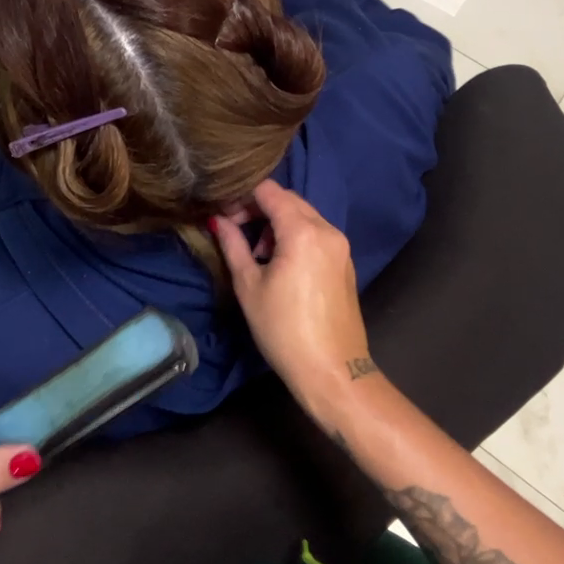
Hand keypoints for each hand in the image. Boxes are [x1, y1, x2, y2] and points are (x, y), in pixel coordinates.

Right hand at [211, 179, 375, 405]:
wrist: (333, 372)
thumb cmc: (283, 329)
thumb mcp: (249, 285)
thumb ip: (233, 245)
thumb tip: (218, 221)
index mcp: (303, 231)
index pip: (269, 191)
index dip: (242, 197)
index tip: (224, 216)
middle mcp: (327, 230)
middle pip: (289, 200)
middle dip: (259, 208)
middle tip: (235, 230)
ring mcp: (340, 246)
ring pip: (304, 215)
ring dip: (277, 222)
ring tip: (257, 253)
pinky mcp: (345, 262)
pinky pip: (317, 233)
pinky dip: (295, 235)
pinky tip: (281, 264)